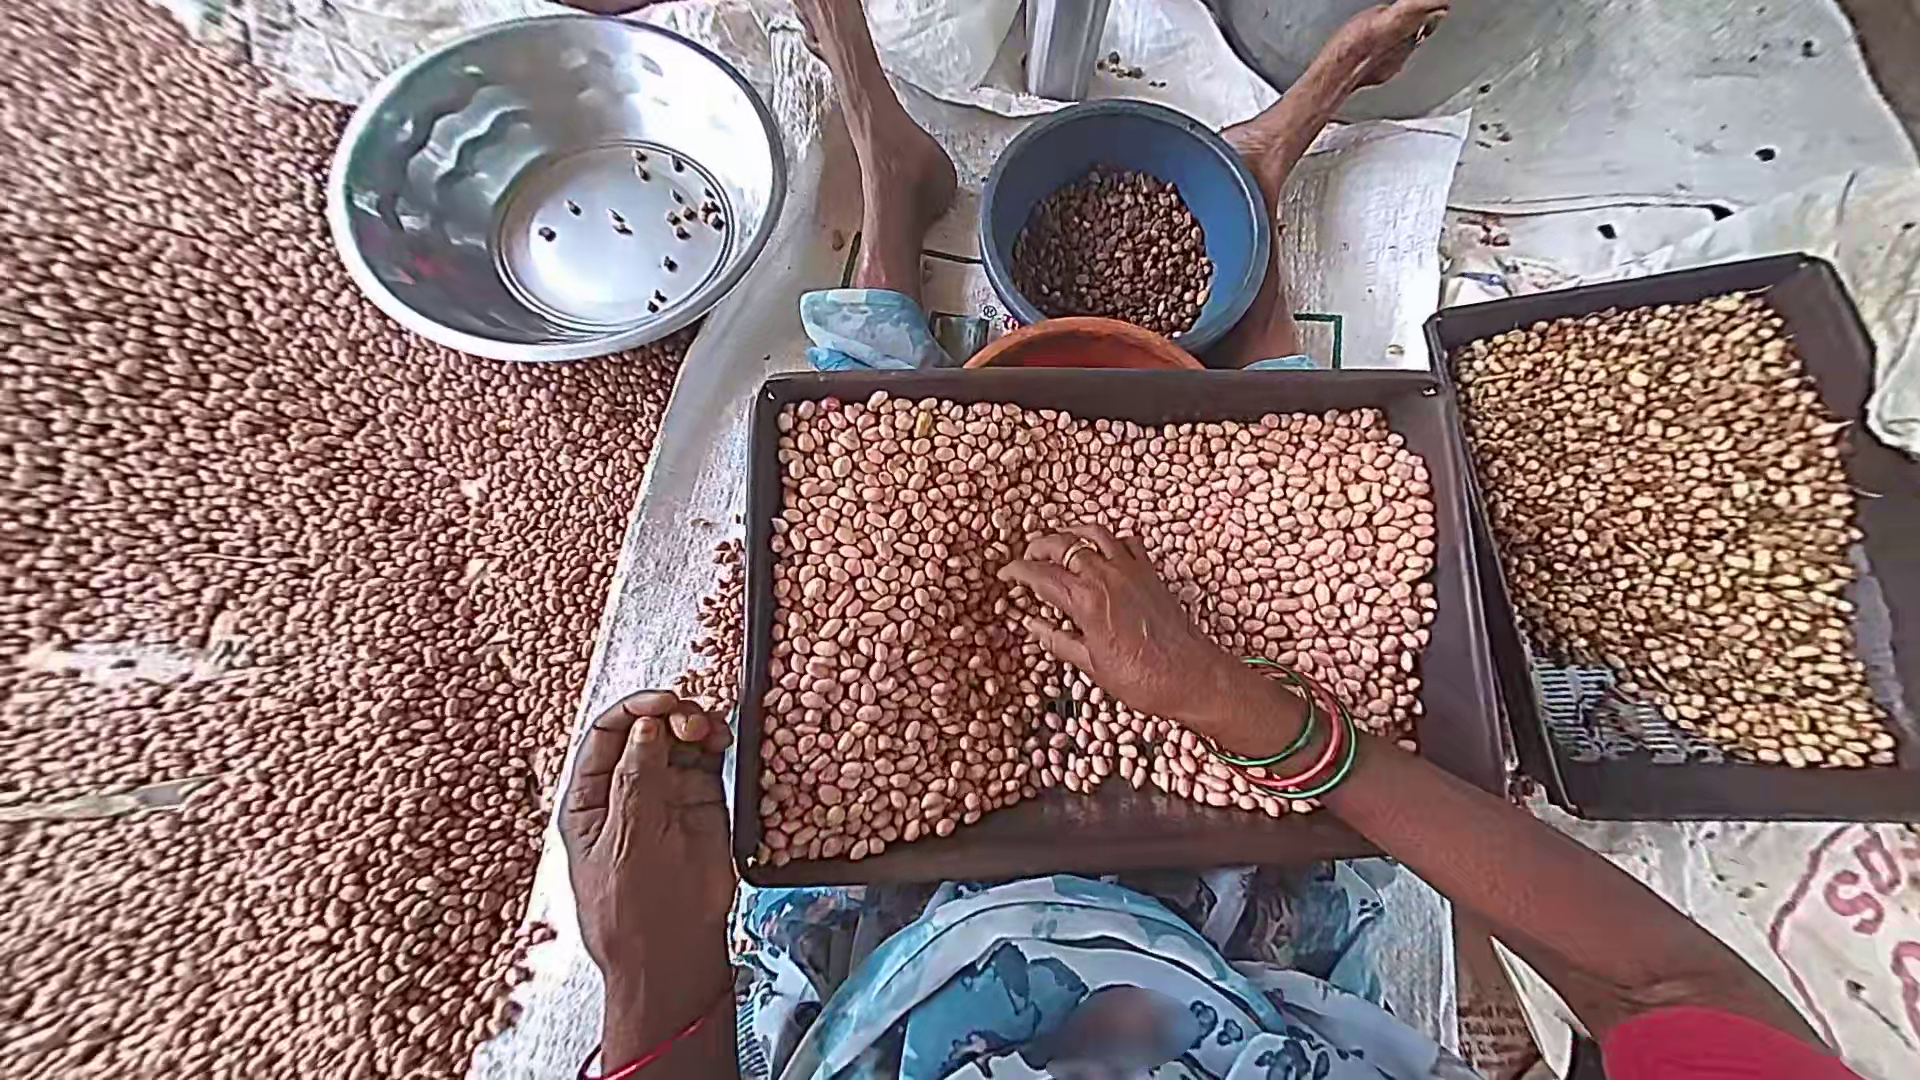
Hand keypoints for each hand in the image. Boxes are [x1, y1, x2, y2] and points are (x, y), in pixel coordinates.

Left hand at [560, 690, 733, 1056]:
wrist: (675, 946)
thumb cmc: (634, 908)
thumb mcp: (627, 842)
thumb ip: (636, 780)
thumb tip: (645, 727)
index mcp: (592, 797)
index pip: (606, 733)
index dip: (634, 709)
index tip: (664, 702)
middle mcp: (629, 785)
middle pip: (647, 728)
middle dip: (671, 715)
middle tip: (692, 722)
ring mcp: (667, 789)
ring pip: (680, 736)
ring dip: (697, 723)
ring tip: (710, 731)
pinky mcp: (701, 796)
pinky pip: (708, 755)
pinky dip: (717, 740)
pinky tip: (723, 740)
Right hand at [997, 525, 1297, 744]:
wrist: (1192, 677)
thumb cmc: (1143, 679)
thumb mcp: (1091, 664)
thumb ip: (1057, 640)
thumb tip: (1032, 626)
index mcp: (1085, 601)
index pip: (1040, 575)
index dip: (1018, 571)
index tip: (1007, 574)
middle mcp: (1106, 577)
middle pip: (1063, 544)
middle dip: (1039, 547)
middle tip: (1028, 558)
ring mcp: (1131, 570)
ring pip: (1094, 533)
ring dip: (1072, 534)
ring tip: (1060, 542)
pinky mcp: (1150, 573)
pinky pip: (1127, 542)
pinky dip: (1110, 540)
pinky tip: (1104, 550)